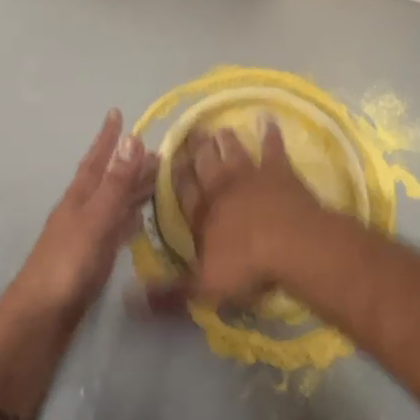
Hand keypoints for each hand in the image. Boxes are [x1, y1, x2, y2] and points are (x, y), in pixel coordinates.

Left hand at [18, 110, 155, 305]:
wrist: (43, 313)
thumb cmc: (68, 263)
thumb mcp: (95, 218)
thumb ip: (115, 182)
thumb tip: (132, 139)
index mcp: (79, 198)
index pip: (97, 160)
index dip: (107, 138)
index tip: (117, 112)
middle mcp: (82, 211)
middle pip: (109, 180)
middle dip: (129, 162)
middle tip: (156, 149)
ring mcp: (87, 235)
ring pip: (114, 203)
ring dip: (132, 189)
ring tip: (156, 177)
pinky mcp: (94, 258)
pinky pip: (117, 228)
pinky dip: (131, 218)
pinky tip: (140, 220)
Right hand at [158, 117, 323, 310]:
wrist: (292, 245)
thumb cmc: (247, 267)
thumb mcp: (203, 287)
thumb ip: (168, 293)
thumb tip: (127, 301)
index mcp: (200, 215)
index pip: (181, 191)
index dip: (174, 175)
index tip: (166, 156)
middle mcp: (221, 190)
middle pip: (205, 165)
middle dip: (196, 149)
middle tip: (190, 130)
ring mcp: (251, 177)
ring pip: (234, 153)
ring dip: (226, 141)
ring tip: (219, 128)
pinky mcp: (280, 173)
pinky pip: (273, 148)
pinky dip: (270, 134)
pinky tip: (268, 118)